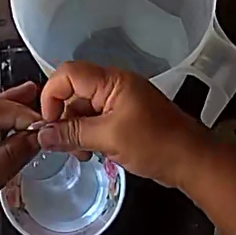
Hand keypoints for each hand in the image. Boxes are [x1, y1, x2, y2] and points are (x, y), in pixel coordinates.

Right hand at [36, 62, 211, 186]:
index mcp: (113, 82)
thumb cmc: (158, 144)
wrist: (192, 160)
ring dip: (76, 131)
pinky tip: (92, 153)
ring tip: (81, 154)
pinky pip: (98, 121)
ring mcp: (122, 102)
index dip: (52, 95)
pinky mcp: (127, 118)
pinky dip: (90, 136)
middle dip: (64, 118)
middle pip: (74, 92)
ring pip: (85, 109)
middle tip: (63, 145)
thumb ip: (73, 134)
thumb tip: (43, 134)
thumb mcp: (109, 138)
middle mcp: (116, 86)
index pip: (68, 74)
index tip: (48, 122)